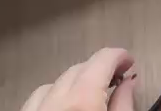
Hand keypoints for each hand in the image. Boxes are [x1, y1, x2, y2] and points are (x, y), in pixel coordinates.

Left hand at [20, 48, 139, 110]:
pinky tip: (58, 109)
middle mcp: (53, 101)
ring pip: (49, 86)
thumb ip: (124, 103)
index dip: (119, 56)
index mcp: (82, 98)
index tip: (129, 63)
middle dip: (96, 70)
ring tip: (83, 97)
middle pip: (77, 70)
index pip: (102, 59)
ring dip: (69, 85)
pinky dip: (48, 100)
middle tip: (112, 81)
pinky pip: (31, 104)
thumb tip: (129, 81)